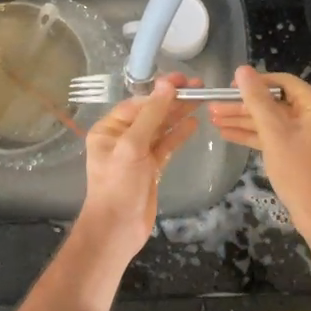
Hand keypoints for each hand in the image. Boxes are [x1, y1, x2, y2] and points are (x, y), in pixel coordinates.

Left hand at [76, 72, 201, 263]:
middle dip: (173, 100)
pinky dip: (178, 135)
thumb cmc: (119, 186)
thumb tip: (166, 85)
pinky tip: (193, 124)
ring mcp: (136, 154)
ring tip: (201, 100)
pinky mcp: (150, 168)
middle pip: (151, 113)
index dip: (160, 91)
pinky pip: (166, 146)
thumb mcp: (132, 147)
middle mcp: (121, 138)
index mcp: (109, 130)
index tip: (182, 79)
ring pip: (161, 128)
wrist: (117, 230)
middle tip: (198, 87)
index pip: (138, 103)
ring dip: (179, 115)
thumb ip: (151, 115)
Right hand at [207, 66, 310, 242]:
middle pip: (274, 102)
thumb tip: (242, 70)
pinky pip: (275, 136)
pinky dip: (254, 135)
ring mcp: (308, 135)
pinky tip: (227, 134)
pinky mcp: (301, 152)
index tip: (228, 86)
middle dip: (243, 105)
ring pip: (272, 121)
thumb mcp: (274, 134)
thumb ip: (257, 100)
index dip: (255, 82)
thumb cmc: (300, 172)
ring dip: (244, 121)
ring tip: (213, 120)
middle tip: (213, 107)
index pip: (283, 82)